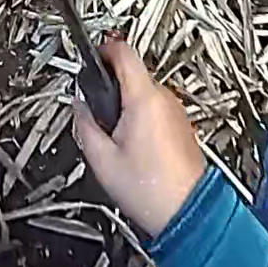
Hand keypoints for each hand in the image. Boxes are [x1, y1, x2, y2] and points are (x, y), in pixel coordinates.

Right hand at [73, 38, 205, 236]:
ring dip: (126, 101)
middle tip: (97, 108)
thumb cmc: (151, 191)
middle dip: (111, 85)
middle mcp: (163, 98)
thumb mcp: (101, 158)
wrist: (189, 217)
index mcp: (143, 98)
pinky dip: (141, 114)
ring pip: (143, 90)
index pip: (123, 52)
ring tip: (115, 133)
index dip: (102, 50)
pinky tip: (133, 143)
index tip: (91, 58)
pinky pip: (155, 106)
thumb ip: (84, 122)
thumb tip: (78, 104)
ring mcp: (175, 111)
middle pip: (131, 71)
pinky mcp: (181, 124)